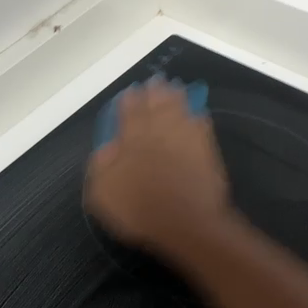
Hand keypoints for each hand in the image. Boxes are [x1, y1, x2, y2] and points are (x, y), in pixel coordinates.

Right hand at [85, 78, 232, 257]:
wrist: (186, 225)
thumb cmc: (139, 211)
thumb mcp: (103, 194)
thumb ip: (100, 167)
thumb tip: (106, 149)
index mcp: (132, 141)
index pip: (129, 113)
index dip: (129, 101)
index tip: (130, 92)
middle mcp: (159, 135)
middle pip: (156, 107)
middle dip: (154, 93)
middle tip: (154, 82)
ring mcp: (185, 142)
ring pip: (180, 112)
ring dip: (176, 99)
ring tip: (173, 89)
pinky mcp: (206, 154)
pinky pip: (202, 128)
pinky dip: (198, 118)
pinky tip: (197, 114)